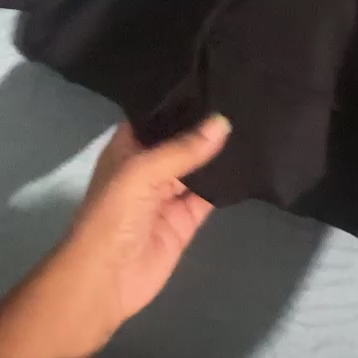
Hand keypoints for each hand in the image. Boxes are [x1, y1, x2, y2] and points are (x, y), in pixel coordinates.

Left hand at [52, 115, 230, 324]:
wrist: (106, 278)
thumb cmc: (113, 213)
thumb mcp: (143, 172)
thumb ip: (183, 149)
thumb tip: (222, 122)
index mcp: (128, 146)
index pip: (156, 116)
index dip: (178, 100)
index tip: (211, 78)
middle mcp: (148, 166)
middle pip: (180, 141)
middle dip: (203, 126)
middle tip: (241, 97)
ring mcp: (167, 194)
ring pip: (197, 168)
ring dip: (218, 153)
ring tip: (251, 122)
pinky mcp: (185, 221)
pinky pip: (208, 197)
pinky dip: (225, 185)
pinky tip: (248, 164)